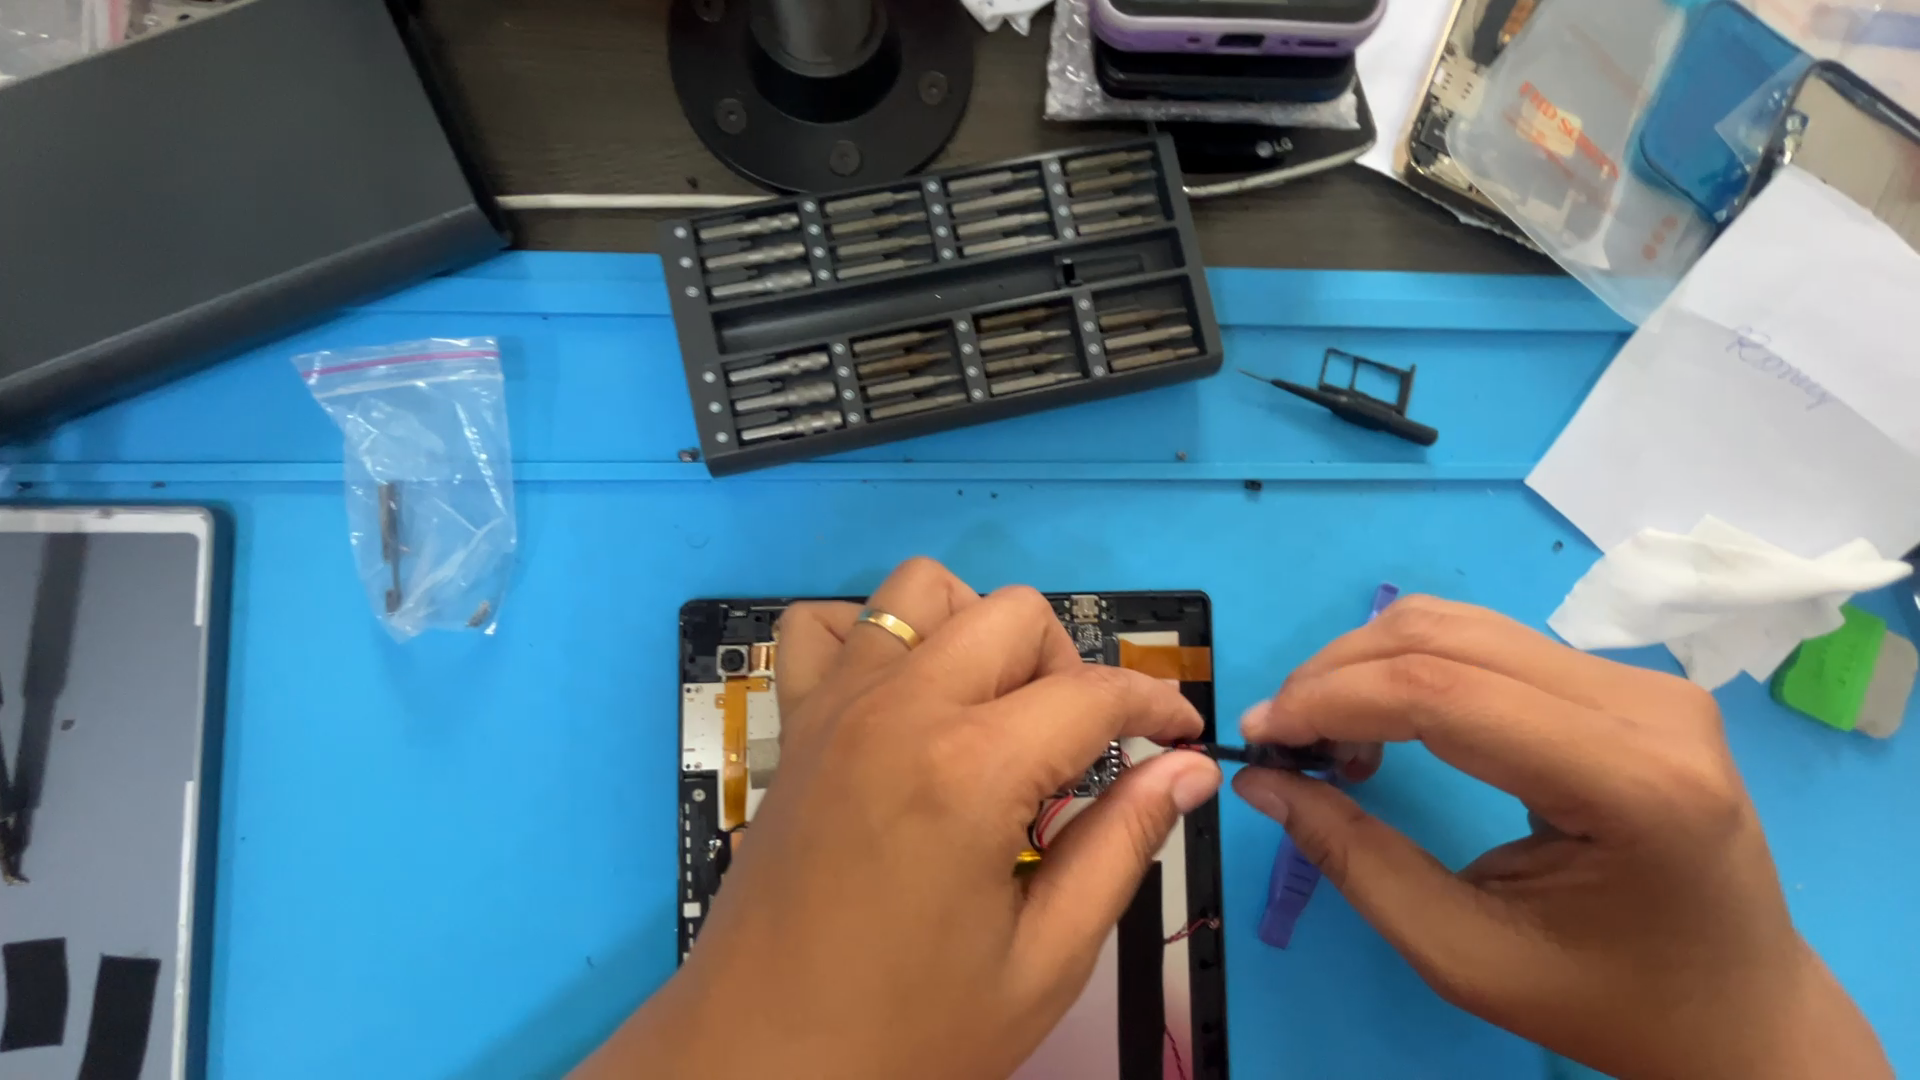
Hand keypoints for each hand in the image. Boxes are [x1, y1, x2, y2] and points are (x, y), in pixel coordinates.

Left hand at [578, 558, 1220, 1079]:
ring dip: (975, 630)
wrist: (761, 1061)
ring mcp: (838, 702)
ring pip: (922, 588)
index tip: (1178, 732)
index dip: (1154, 703)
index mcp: (970, 768)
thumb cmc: (911, 1030)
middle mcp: (901, 706)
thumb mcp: (1045, 957)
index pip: (1092, 692)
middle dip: (1067, 666)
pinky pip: (819, 624)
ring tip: (988, 709)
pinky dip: (869, 634)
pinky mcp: (795, 718)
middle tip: (1072, 746)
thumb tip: (1188, 768)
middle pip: (1015, 613)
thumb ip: (1124, 842)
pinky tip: (897, 692)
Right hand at [1233, 596, 1889, 1079]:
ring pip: (1449, 622)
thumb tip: (1257, 779)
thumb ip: (1351, 858)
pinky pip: (1475, 637)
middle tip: (1280, 735)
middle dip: (1332, 676)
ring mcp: (1637, 681)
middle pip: (1438, 640)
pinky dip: (1400, 664)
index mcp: (1631, 785)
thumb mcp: (1461, 954)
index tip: (1259, 734)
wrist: (1738, 1011)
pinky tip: (1380, 717)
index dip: (1330, 700)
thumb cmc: (1606, 1000)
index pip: (1441, 695)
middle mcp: (1646, 706)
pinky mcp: (1616, 677)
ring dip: (1359, 663)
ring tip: (1324, 731)